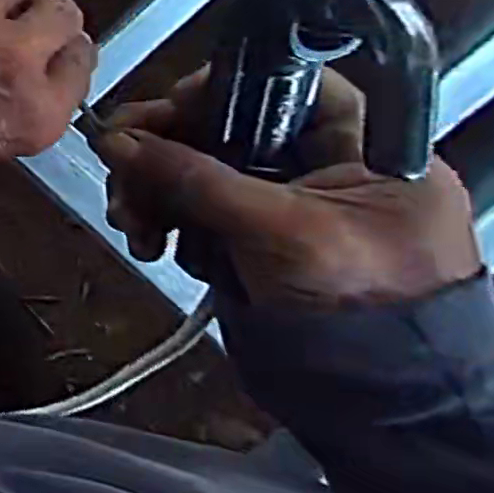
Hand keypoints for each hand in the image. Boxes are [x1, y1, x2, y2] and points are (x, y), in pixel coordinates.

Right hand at [96, 69, 481, 307]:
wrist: (380, 407)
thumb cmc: (359, 305)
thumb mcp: (277, 231)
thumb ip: (194, 177)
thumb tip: (113, 138)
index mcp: (367, 152)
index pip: (290, 85)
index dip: (228, 85)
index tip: (174, 106)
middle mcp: (321, 165)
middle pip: (224, 125)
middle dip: (162, 150)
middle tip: (120, 165)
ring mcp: (280, 198)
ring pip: (196, 164)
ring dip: (150, 188)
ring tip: (131, 223)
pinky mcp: (247, 228)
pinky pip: (191, 201)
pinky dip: (160, 215)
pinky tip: (146, 240)